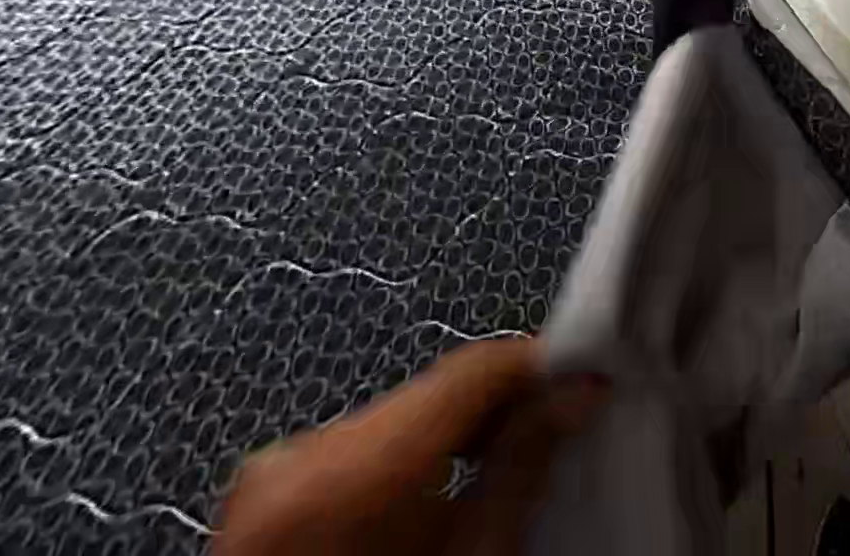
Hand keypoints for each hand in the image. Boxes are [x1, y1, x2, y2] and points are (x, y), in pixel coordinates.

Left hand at [216, 338, 604, 555]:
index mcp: (354, 474)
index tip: (581, 375)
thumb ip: (524, 465)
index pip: (474, 367)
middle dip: (502, 402)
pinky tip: (441, 481)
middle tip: (556, 422)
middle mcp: (304, 456)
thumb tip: (579, 391)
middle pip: (441, 388)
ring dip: (461, 423)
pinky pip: (369, 435)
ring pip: (409, 409)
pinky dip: (415, 446)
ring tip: (501, 461)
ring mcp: (275, 470)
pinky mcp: (267, 485)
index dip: (539, 363)